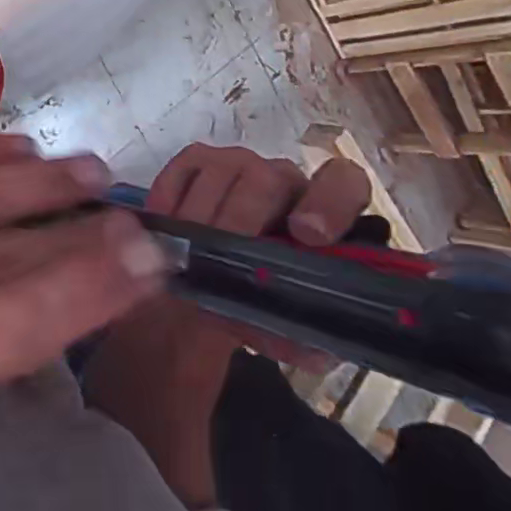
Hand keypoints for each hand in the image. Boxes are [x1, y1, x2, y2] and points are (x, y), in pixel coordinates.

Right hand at [82, 143, 372, 507]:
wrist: (214, 286)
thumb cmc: (257, 300)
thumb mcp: (282, 330)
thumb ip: (301, 338)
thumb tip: (315, 350)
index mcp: (323, 216)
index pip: (345, 184)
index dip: (330, 203)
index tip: (308, 236)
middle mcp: (284, 180)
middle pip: (268, 179)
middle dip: (239, 219)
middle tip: (214, 260)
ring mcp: (238, 163)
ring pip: (221, 172)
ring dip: (198, 217)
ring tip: (184, 256)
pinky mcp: (198, 159)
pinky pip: (184, 168)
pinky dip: (172, 198)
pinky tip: (165, 230)